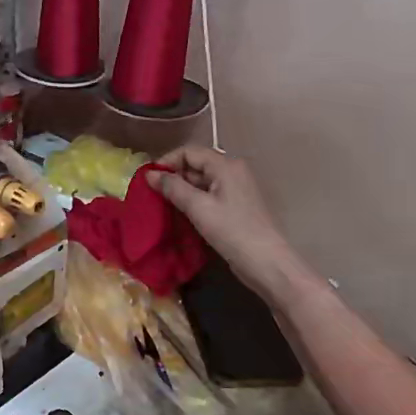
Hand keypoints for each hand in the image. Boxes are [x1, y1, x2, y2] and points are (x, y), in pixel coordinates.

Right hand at [146, 146, 305, 300]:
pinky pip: (209, 195)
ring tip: (161, 205)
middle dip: (172, 176)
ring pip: (201, 181)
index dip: (166, 161)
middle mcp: (232, 171)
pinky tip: (180, 214)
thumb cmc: (233, 231)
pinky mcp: (235, 206)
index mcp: (226, 165)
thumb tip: (150, 175)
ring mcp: (235, 189)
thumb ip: (173, 188)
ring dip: (181, 190)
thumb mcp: (199, 208)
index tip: (148, 180)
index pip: (189, 151)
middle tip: (151, 195)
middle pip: (195, 164)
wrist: (267, 263)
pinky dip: (193, 201)